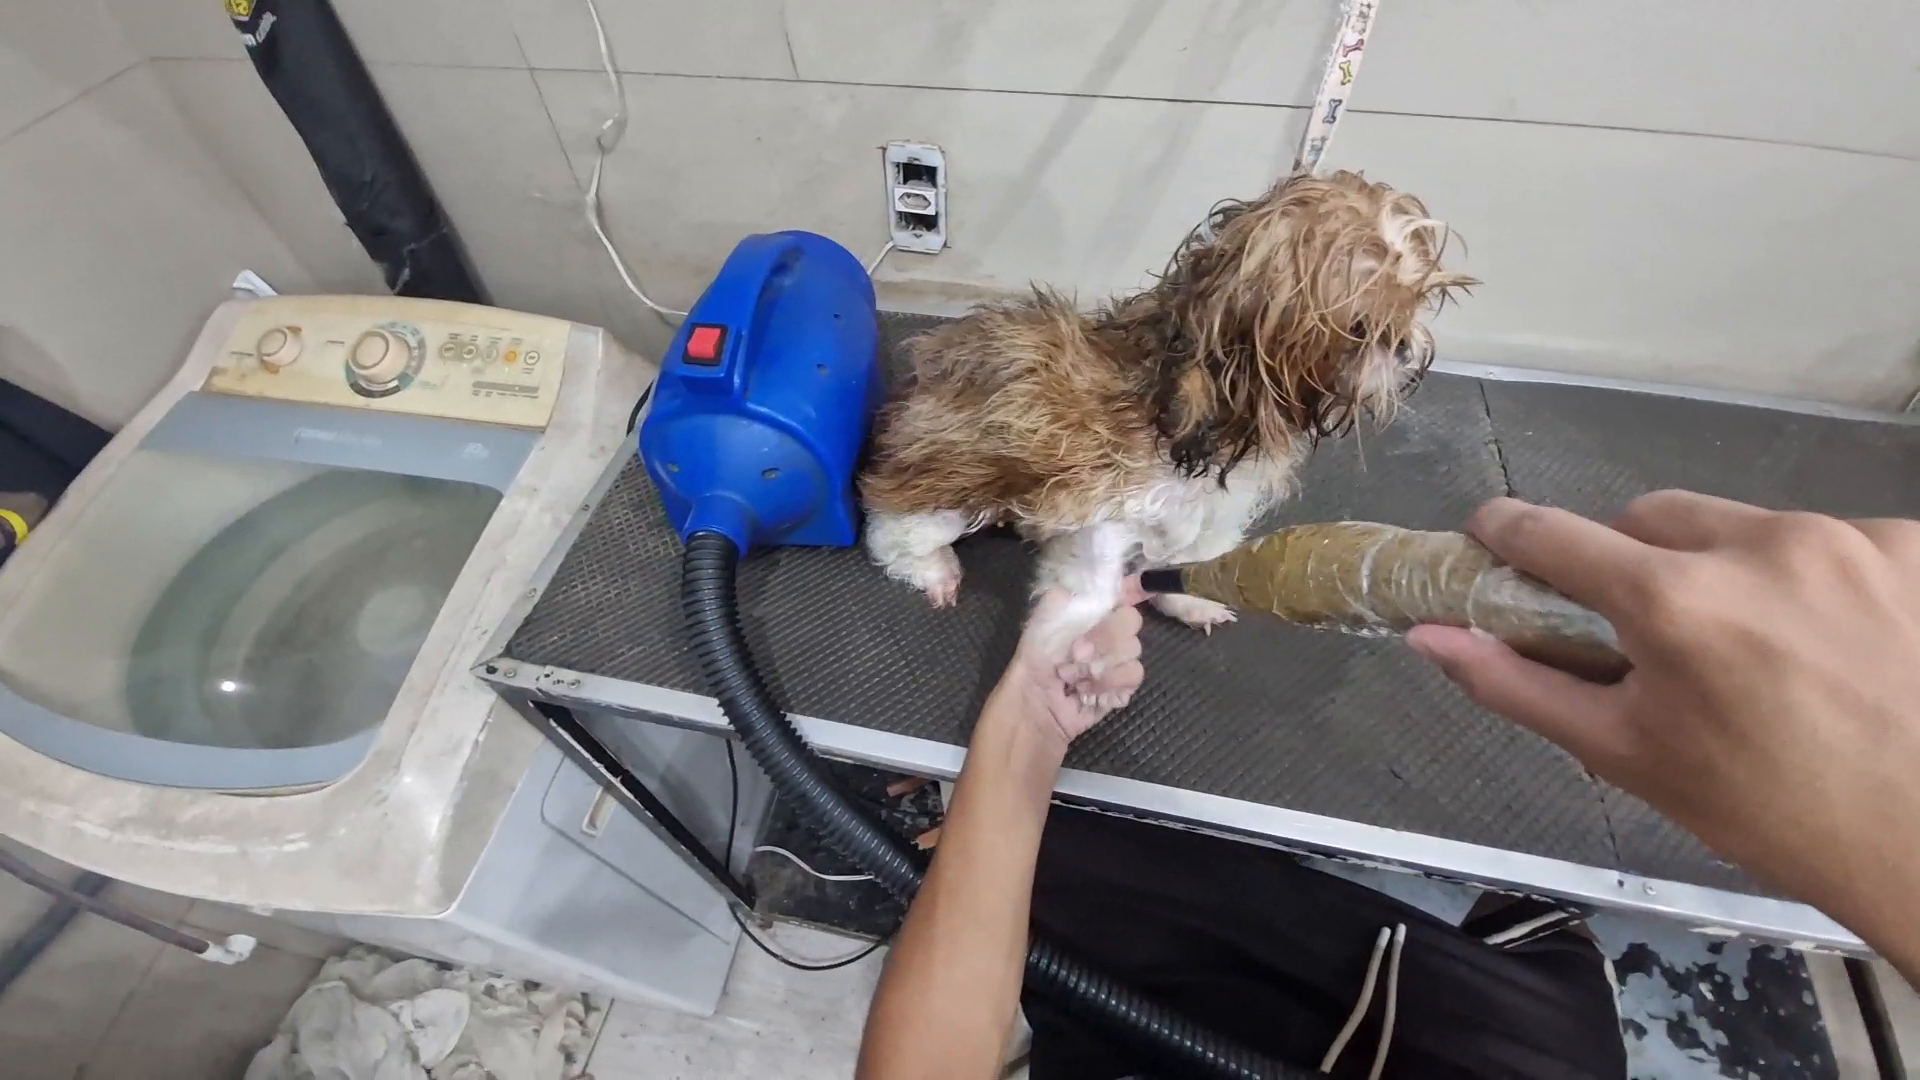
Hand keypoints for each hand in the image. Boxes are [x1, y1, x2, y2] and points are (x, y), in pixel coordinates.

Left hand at [995, 587, 1146, 751]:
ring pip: (1134, 653)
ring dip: (1101, 667)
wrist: (1035, 704)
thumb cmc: (1035, 660)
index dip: (1136, 586)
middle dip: (1105, 638)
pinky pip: (1132, 680)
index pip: (1123, 592)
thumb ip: (1061, 599)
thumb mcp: (1041, 622)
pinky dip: (1107, 686)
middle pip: (1132, 622)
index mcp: (1092, 613)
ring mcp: (1118, 662)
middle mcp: (1109, 634)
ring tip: (1074, 679)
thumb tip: (1083, 586)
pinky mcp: (1122, 688)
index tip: (1141, 586)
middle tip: (1077, 654)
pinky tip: (1087, 692)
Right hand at [1407, 492, 1919, 971]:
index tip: (1489, 539)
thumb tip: (1425, 636)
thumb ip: (1511, 682)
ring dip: (1716, 564)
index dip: (1504, 529)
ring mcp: (1858, 540)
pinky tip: (1833, 637)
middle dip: (1623, 557)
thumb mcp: (1619, 750)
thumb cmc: (1769, 808)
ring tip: (1752, 640)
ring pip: (1736, 525)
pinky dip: (1801, 575)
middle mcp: (1764, 547)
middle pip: (1645, 516)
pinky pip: (1822, 540)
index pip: (1548, 530)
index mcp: (1672, 599)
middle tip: (1641, 626)